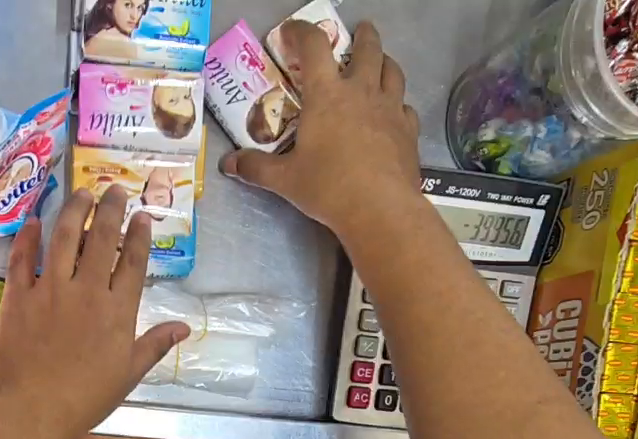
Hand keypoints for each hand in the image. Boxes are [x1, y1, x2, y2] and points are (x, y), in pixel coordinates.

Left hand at [0, 185, 188, 438]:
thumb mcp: (129, 374)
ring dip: (74, 210)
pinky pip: (22, 257)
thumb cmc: (87, 398)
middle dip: (111, 209)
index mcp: (117, 309)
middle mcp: (86, 289)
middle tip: (114, 190)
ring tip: (81, 193)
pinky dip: (27, 237)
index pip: (132, 261)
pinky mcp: (18, 295)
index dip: (139, 235)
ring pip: (64, 236)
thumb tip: (184, 328)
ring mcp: (49, 288)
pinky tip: (33, 222)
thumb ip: (155, 345)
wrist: (34, 408)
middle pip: (101, 238)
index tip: (142, 215)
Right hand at [221, 20, 422, 238]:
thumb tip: (229, 164)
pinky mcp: (408, 130)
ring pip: (393, 70)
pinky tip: (394, 113)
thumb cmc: (327, 188)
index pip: (313, 46)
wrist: (378, 208)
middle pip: (367, 48)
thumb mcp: (285, 180)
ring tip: (380, 63)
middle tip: (359, 31)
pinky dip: (398, 104)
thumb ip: (257, 168)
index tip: (291, 31)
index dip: (301, 32)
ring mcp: (390, 108)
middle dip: (362, 35)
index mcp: (327, 95)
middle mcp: (361, 91)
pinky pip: (405, 107)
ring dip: (385, 61)